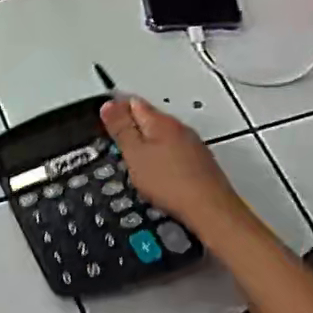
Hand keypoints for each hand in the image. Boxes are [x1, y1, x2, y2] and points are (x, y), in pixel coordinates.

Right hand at [100, 96, 244, 231]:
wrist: (209, 209)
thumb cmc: (171, 182)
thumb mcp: (134, 154)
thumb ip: (120, 128)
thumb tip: (109, 104)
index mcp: (162, 122)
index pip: (132, 103)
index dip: (113, 110)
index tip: (103, 124)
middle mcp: (180, 129)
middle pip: (147, 118)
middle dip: (129, 128)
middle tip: (113, 144)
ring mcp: (191, 145)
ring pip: (159, 135)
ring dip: (143, 144)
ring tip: (131, 161)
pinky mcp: (197, 161)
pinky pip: (170, 151)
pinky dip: (157, 157)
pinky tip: (152, 173)